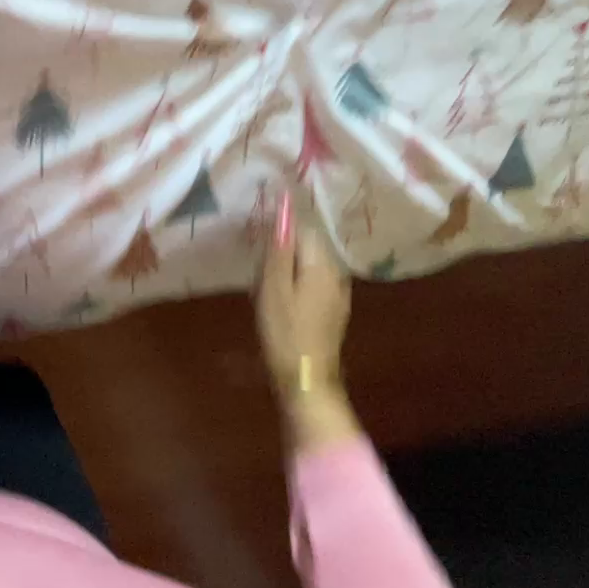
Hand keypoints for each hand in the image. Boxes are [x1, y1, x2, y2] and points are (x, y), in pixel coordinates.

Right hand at [256, 192, 360, 449]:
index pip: (302, 226)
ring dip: (286, 259)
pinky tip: (276, 288)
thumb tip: (282, 207)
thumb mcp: (273, 287)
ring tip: (260, 267)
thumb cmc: (285, 332)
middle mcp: (336, 271)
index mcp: (323, 263)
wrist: (306, 380)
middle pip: (307, 242)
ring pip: (308, 261)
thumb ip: (279, 247)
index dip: (279, 223)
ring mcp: (337, 291)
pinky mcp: (330, 307)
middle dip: (282, 241)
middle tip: (252, 249)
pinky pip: (310, 278)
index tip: (253, 225)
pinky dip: (292, 276)